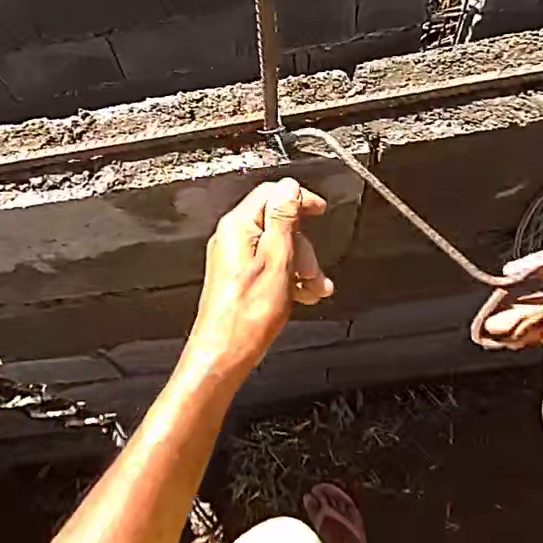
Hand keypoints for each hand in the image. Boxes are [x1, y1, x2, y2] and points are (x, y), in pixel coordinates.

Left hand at [185, 179, 333, 373]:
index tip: (320, 210)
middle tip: (314, 269)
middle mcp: (232, 238)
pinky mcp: (238, 277)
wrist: (223, 354)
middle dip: (304, 244)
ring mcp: (234, 258)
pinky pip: (269, 266)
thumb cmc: (246, 316)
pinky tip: (302, 295)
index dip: (300, 199)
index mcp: (237, 227)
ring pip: (278, 247)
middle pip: (278, 222)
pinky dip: (289, 277)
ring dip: (302, 265)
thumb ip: (284, 220)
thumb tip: (290, 188)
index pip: (272, 193)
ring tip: (314, 288)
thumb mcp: (276, 261)